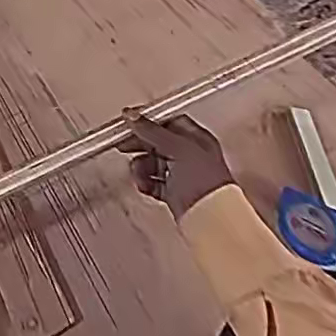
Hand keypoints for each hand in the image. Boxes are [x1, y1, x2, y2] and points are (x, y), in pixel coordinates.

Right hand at [116, 112, 235, 218]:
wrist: (212, 220)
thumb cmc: (206, 183)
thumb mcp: (178, 148)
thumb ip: (152, 131)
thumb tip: (132, 115)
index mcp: (197, 140)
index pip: (168, 120)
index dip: (147, 119)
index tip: (129, 120)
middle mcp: (190, 155)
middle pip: (156, 141)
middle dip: (138, 144)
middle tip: (123, 144)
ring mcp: (182, 175)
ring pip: (151, 162)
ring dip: (140, 166)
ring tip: (139, 172)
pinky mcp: (174, 193)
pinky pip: (152, 182)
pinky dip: (145, 182)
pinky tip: (144, 185)